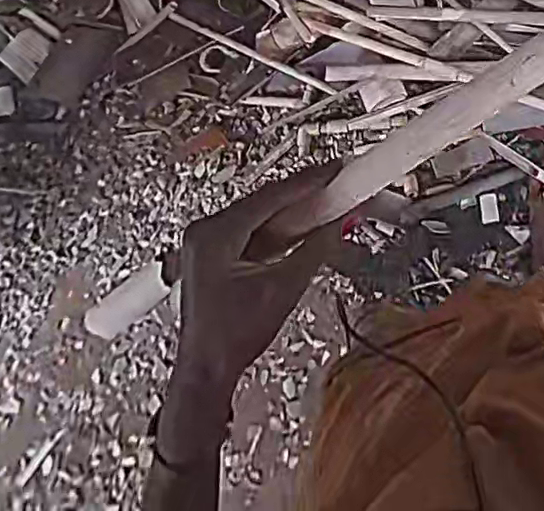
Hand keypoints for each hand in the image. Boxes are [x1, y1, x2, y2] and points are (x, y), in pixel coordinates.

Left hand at [159, 162, 346, 462]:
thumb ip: (315, 249)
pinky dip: (280, 227)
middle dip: (302, 193)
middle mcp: (206, 230)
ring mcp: (208, 241)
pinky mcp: (216, 253)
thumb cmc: (232, 338)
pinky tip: (303, 224)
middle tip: (334, 181)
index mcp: (215, 233)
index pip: (270, 196)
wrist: (206, 373)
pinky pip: (253, 230)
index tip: (332, 169)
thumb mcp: (283, 288)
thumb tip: (337, 222)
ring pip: (260, 214)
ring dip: (293, 210)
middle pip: (264, 201)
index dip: (306, 181)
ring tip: (325, 200)